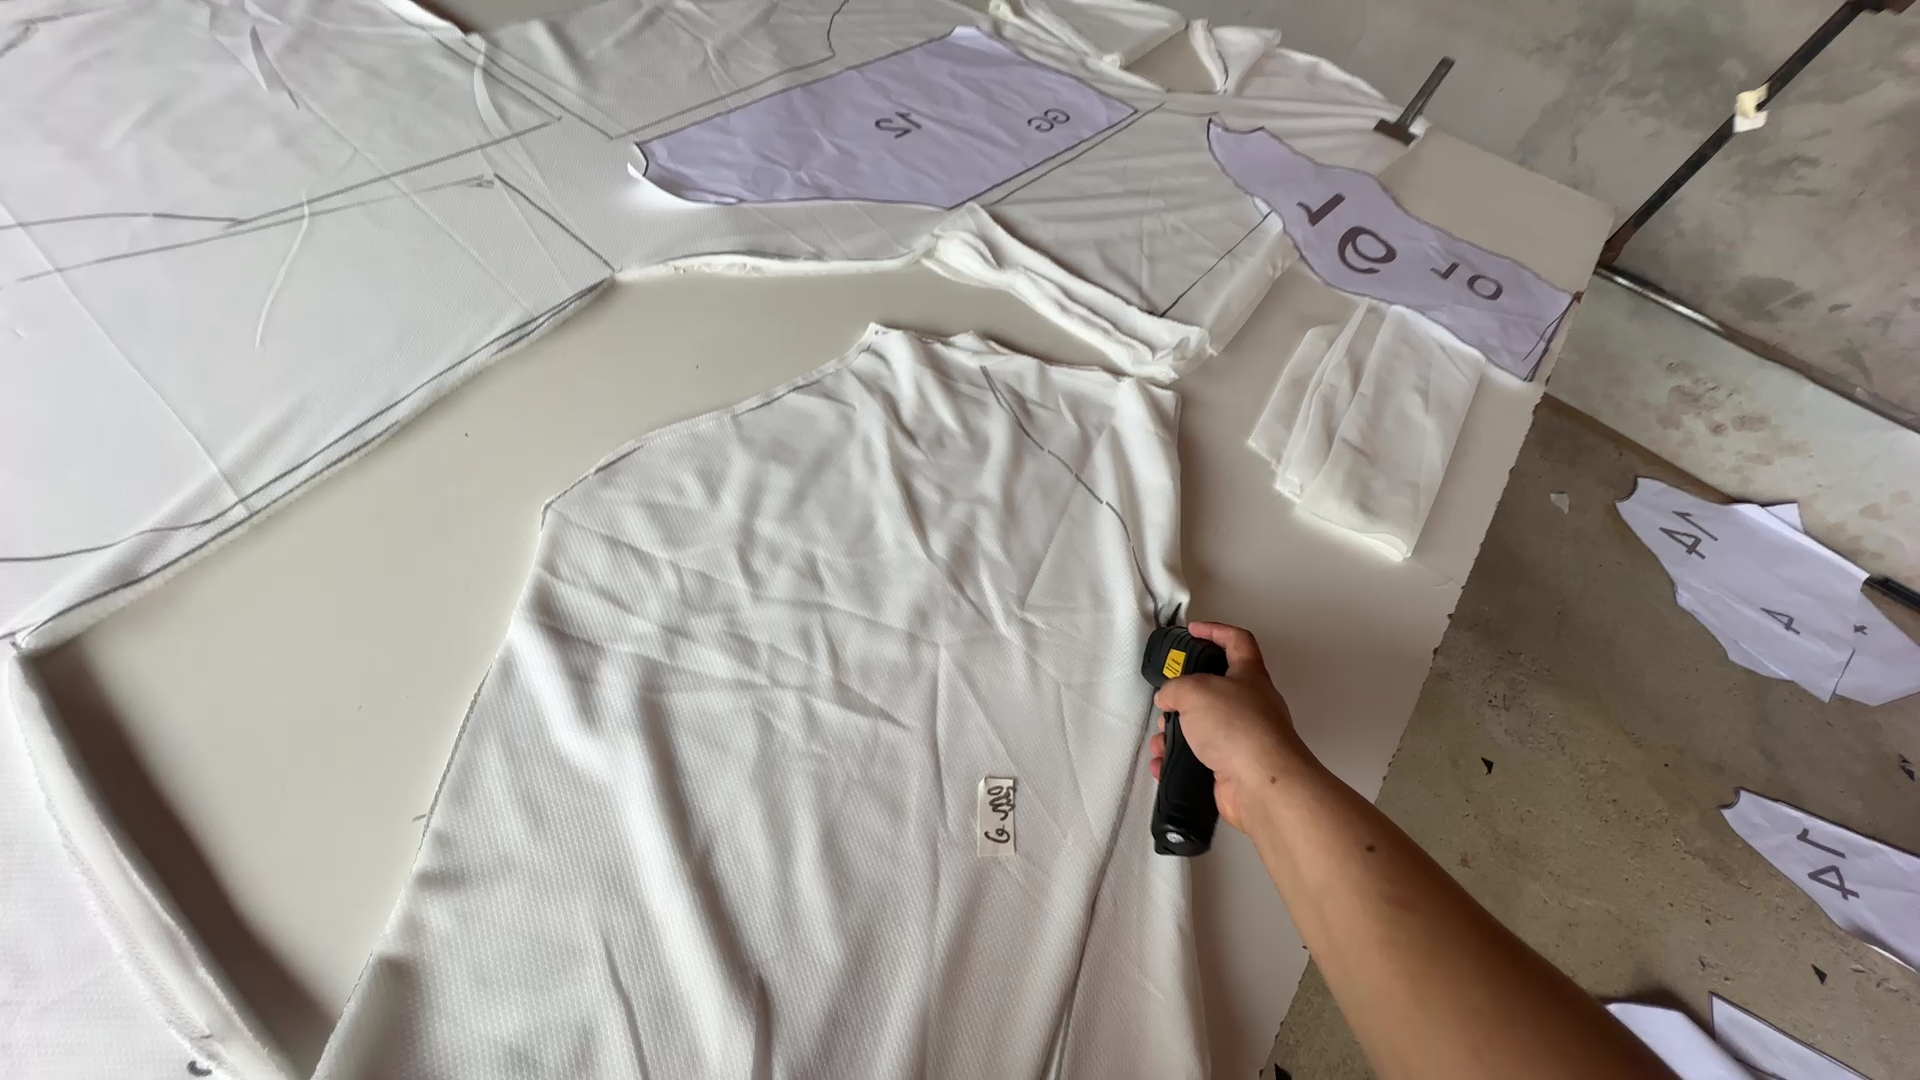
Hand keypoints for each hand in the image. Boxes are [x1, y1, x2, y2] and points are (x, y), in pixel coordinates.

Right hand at [1149, 622, 1309, 831]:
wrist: (1262, 786)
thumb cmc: (1236, 727)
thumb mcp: (1195, 690)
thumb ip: (1175, 688)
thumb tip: (1168, 700)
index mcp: (1249, 676)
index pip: (1237, 641)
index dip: (1216, 630)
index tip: (1193, 631)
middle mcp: (1250, 705)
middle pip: (1213, 689)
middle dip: (1183, 696)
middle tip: (1167, 703)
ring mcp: (1242, 738)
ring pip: (1201, 726)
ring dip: (1175, 732)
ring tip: (1161, 740)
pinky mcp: (1232, 767)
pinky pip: (1198, 758)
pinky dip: (1177, 761)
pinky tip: (1163, 764)